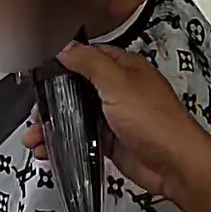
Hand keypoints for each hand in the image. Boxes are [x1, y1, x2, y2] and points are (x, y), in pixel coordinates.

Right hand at [22, 42, 210, 198]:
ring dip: (54, 124)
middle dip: (53, 99)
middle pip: (78, 88)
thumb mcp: (118, 83)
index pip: (90, 56)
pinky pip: (82, 138)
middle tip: (37, 109)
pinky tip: (49, 149)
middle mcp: (121, 91)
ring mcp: (116, 117)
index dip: (66, 60)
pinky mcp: (112, 142)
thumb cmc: (158, 122)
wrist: (174, 164)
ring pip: (77, 116)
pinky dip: (63, 143)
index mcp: (126, 69)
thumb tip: (68, 47)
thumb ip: (90, 63)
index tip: (42, 68)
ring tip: (35, 134)